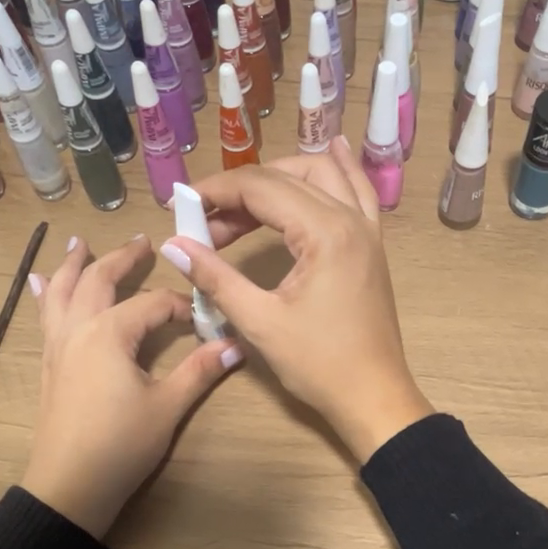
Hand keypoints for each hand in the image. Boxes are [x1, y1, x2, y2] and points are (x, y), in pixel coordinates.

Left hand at [20, 235, 240, 538]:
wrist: (70, 484)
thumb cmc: (121, 445)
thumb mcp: (167, 408)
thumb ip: (199, 372)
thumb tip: (235, 345)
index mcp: (110, 333)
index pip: (152, 304)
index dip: (180, 306)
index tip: (203, 317)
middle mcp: (79, 328)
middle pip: (100, 280)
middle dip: (123, 258)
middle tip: (142, 240)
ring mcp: (58, 345)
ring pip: (63, 292)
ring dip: (75, 265)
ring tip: (80, 243)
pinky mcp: (50, 365)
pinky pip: (45, 316)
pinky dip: (47, 294)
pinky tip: (41, 284)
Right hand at [158, 137, 434, 462]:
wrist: (373, 397)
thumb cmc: (320, 366)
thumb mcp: (260, 323)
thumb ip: (216, 279)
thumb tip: (174, 246)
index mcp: (325, 233)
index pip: (261, 188)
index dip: (216, 192)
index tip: (181, 206)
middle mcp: (351, 219)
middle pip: (289, 177)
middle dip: (242, 191)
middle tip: (207, 222)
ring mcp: (368, 231)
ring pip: (324, 176)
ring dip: (282, 179)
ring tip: (245, 201)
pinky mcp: (372, 248)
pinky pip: (358, 193)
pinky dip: (337, 173)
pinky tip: (332, 152)